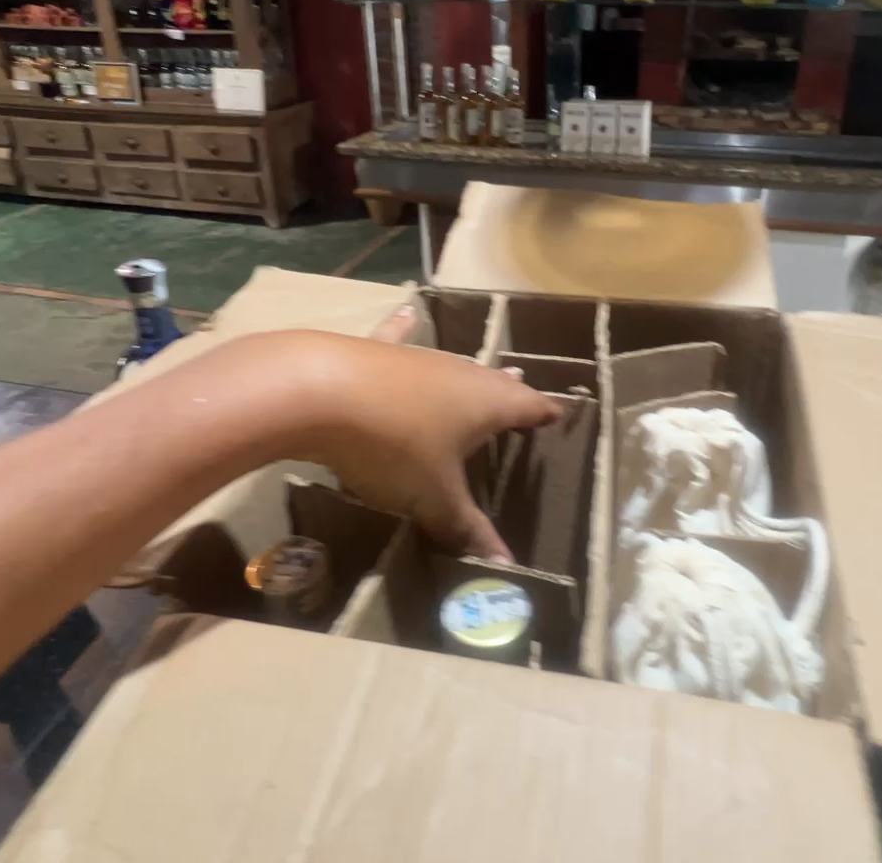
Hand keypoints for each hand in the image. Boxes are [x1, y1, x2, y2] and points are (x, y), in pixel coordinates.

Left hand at [189, 312, 559, 559]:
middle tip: (524, 395)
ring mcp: (421, 358)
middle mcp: (462, 373)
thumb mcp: (433, 497)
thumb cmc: (394, 446)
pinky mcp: (380, 351)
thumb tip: (504, 568)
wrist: (322, 392)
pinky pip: (401, 339)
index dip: (545, 413)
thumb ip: (467, 529)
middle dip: (511, 393)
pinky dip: (406, 331)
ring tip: (488, 371)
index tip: (559, 415)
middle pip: (495, 383)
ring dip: (471, 373)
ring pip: (456, 365)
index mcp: (488, 404)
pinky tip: (409, 313)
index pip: (530, 406)